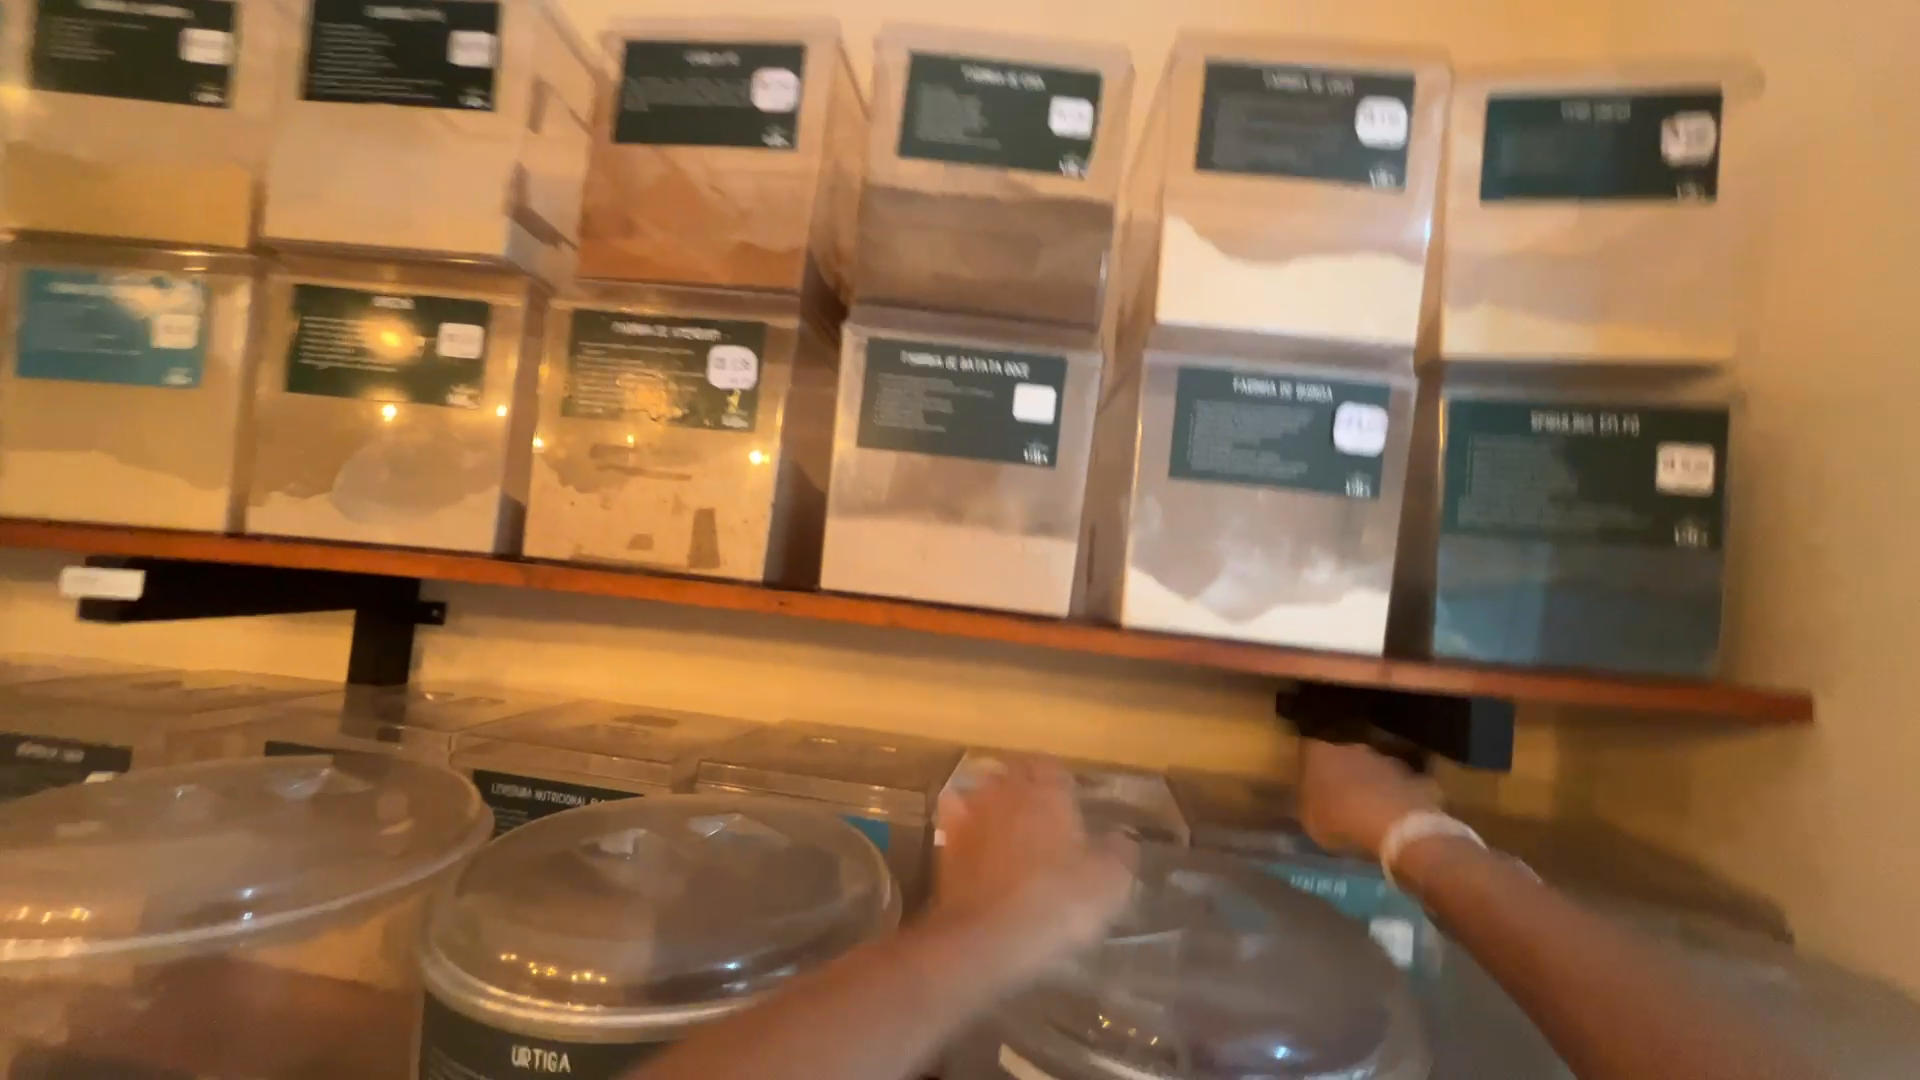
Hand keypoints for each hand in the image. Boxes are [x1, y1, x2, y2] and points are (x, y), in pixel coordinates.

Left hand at [930, 757, 1136, 984]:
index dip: (1062, 781)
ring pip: (986, 788)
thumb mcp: (1107, 884)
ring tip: (1009, 821)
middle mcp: (1008, 790)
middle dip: (1028, 785)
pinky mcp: (947, 837)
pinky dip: (965, 817)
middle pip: (1017, 772)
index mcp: (1049, 792)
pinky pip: (956, 812)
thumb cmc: (1055, 903)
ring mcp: (973, 810)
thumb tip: (1123, 837)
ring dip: (997, 798)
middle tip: (1043, 811)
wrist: (986, 935)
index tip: (1071, 798)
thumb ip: (1119, 853)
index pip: (1054, 767)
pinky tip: (973, 834)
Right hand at [1298, 739, 1441, 859]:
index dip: (1305, 766)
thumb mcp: (1308, 820)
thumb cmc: (1342, 821)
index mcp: (1318, 753)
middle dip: (1338, 771)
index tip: (1305, 781)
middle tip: (1336, 795)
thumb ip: (1304, 803)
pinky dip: (1391, 794)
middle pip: (1340, 756)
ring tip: (1366, 807)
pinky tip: (1391, 814)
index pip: (1305, 750)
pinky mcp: (1412, 776)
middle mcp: (1350, 747)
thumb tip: (1303, 798)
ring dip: (1367, 782)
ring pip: (1369, 767)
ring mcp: (1384, 759)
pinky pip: (1394, 783)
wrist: (1400, 829)